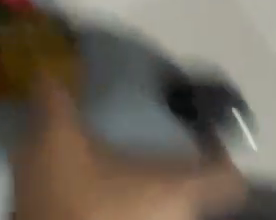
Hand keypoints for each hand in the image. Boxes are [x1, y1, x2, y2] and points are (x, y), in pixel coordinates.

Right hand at [12, 79, 245, 219]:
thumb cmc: (71, 190)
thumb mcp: (55, 136)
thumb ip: (55, 101)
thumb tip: (50, 71)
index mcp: (176, 187)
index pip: (225, 175)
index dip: (218, 150)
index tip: (194, 128)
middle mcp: (179, 212)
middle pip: (189, 184)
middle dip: (164, 156)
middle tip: (132, 128)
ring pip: (161, 197)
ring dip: (139, 175)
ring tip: (101, 148)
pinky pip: (137, 208)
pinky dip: (121, 191)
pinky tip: (85, 175)